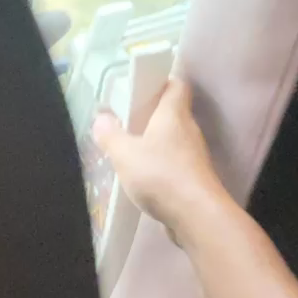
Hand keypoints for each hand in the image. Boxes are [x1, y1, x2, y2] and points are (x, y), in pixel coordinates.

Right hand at [91, 78, 232, 236]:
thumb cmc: (160, 175)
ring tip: (129, 153)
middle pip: (172, 113)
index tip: (140, 91)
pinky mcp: (193, 178)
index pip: (176, 85)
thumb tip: (101, 117)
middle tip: (125, 124)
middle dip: (150, 116)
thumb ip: (111, 135)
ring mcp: (194, 155)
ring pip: (172, 140)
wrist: (196, 215)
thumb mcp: (125, 154)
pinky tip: (143, 178)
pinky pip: (174, 163)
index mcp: (173, 114)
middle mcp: (188, 130)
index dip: (161, 83)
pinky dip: (159, 166)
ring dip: (153, 144)